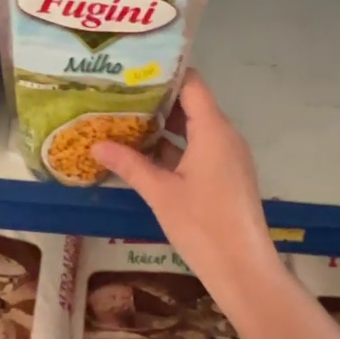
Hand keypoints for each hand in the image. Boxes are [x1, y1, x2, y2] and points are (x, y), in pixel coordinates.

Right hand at [93, 70, 281, 301]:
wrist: (244, 270)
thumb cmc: (203, 225)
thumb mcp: (160, 192)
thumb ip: (129, 164)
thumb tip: (95, 144)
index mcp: (213, 130)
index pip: (191, 83)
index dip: (164, 72)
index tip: (132, 68)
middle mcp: (224, 136)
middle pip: (190, 103)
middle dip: (156, 99)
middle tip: (118, 92)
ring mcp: (227, 157)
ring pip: (193, 129)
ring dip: (162, 125)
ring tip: (123, 118)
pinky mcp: (225, 176)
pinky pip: (197, 148)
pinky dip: (172, 146)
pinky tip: (142, 153)